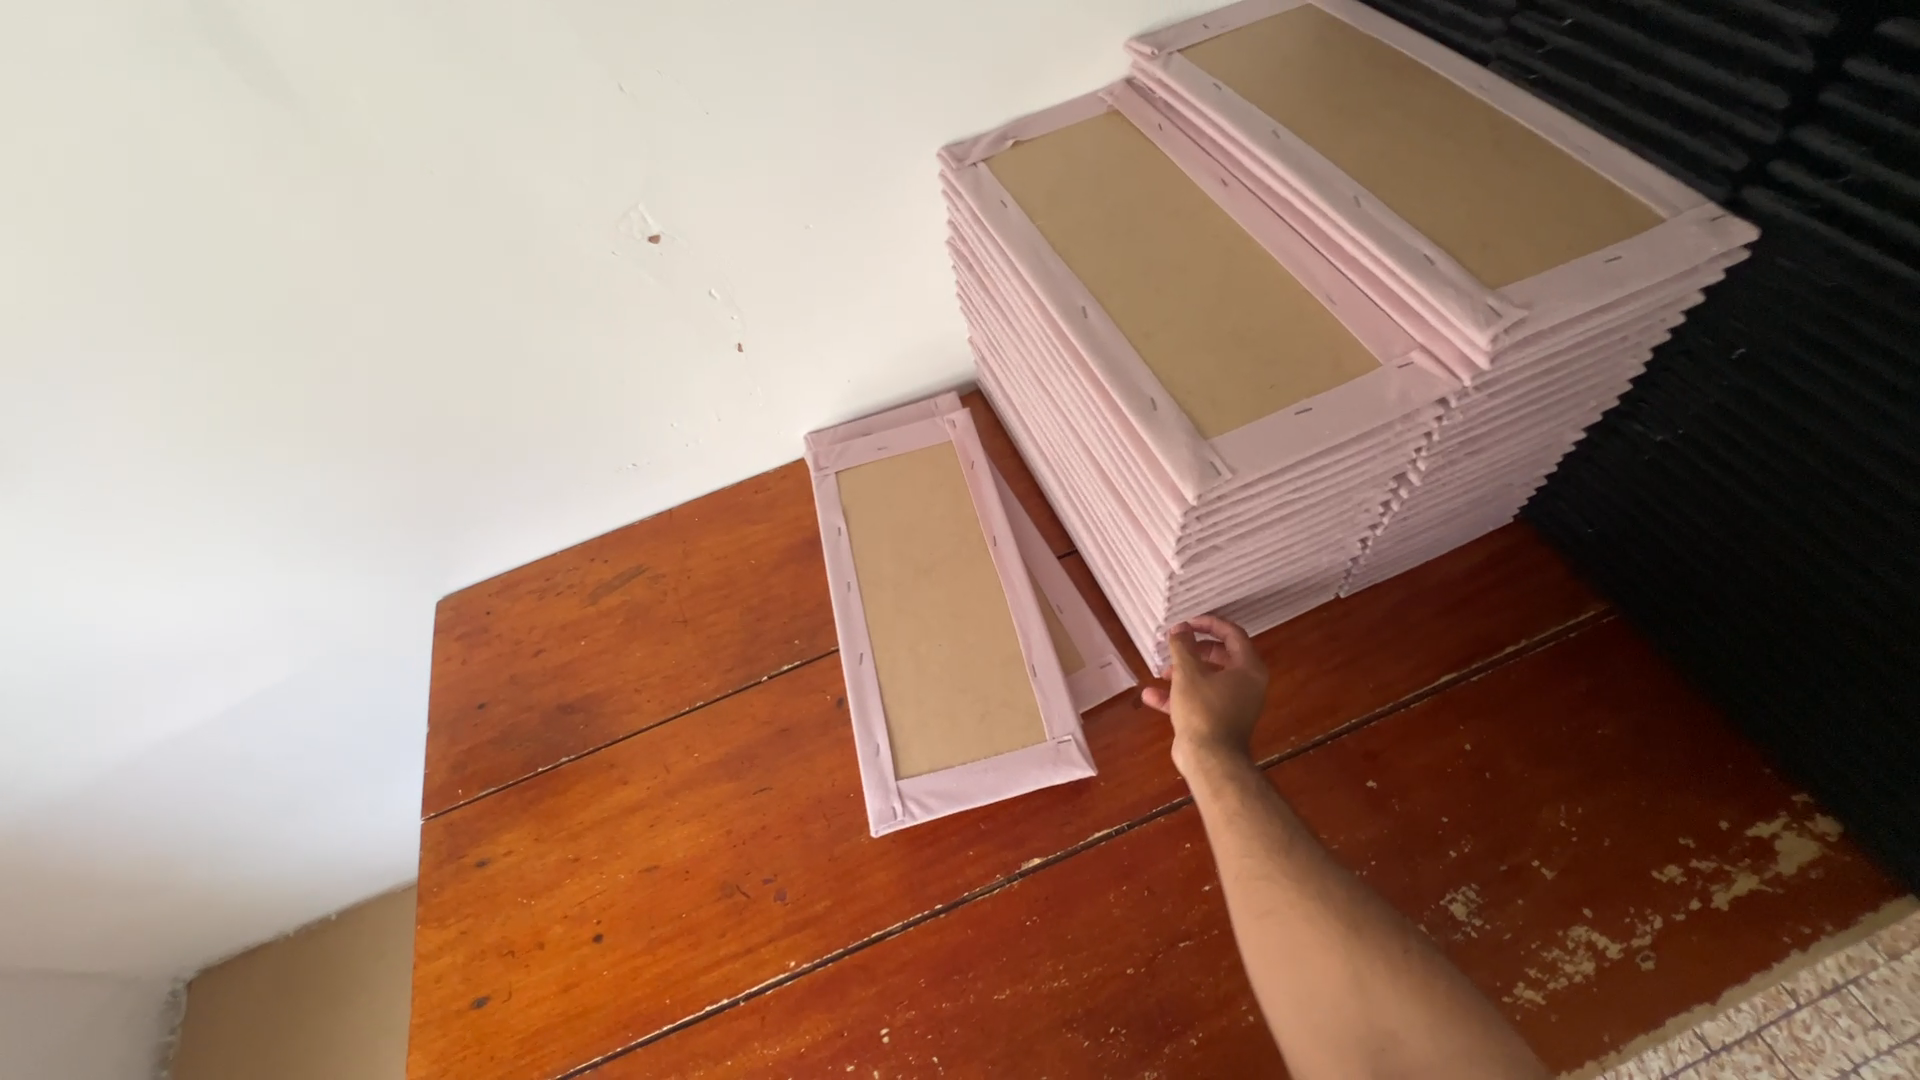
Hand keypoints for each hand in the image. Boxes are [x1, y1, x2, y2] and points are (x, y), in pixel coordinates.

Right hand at [1141, 614, 1268, 776]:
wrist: (1210, 760)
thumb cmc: (1203, 710)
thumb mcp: (1187, 673)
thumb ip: (1183, 647)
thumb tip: (1180, 628)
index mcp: (1248, 668)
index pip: (1232, 634)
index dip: (1209, 624)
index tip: (1186, 623)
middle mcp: (1246, 684)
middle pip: (1220, 655)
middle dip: (1192, 650)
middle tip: (1173, 645)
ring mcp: (1234, 703)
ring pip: (1207, 678)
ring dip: (1183, 672)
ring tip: (1160, 671)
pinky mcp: (1219, 720)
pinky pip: (1199, 700)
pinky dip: (1179, 696)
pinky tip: (1151, 696)